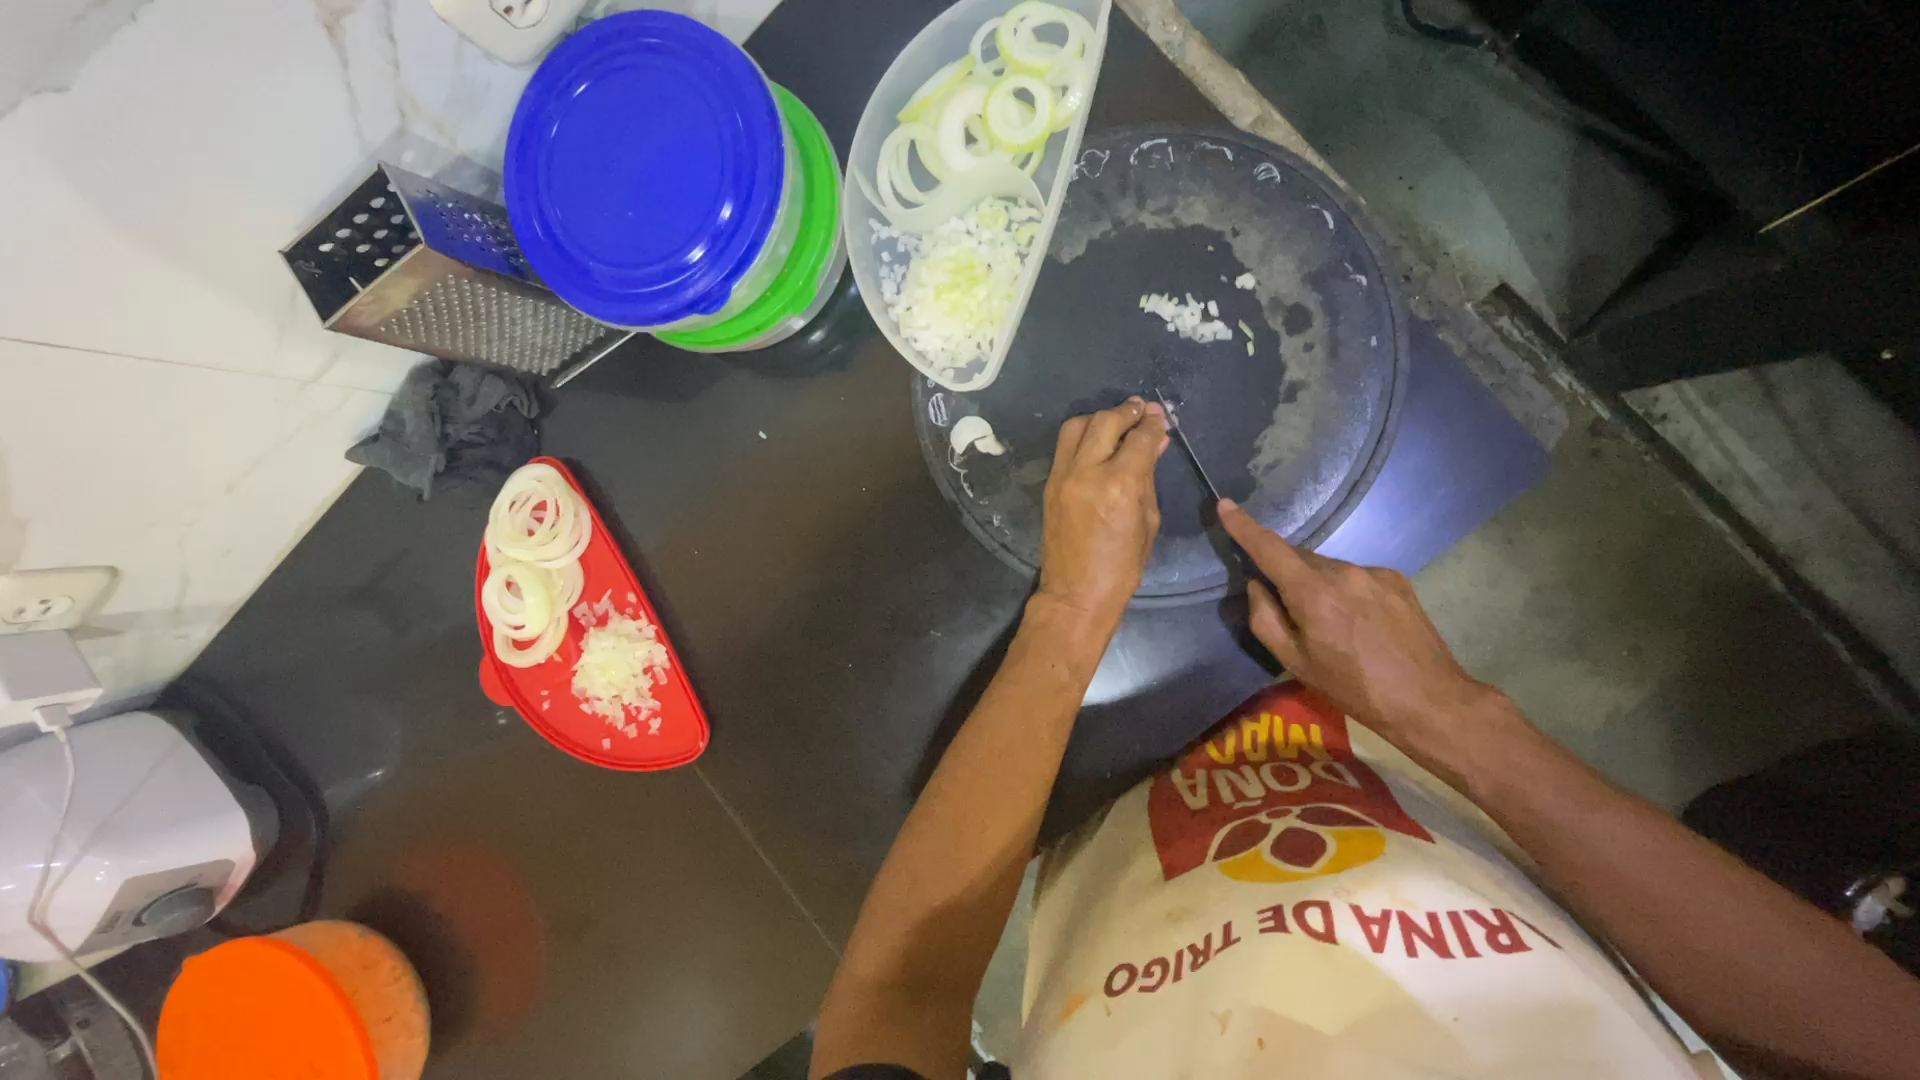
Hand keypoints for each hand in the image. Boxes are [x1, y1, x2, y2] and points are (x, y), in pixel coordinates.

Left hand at [1035, 397, 1169, 628]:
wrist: (1076, 593)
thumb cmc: (1123, 566)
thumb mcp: (1148, 521)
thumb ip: (1149, 477)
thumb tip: (1155, 444)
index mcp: (1120, 485)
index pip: (1140, 438)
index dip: (1154, 424)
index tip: (1161, 417)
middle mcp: (1087, 472)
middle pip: (1106, 421)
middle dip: (1127, 411)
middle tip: (1142, 409)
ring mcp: (1063, 476)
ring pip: (1078, 426)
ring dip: (1100, 418)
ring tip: (1118, 421)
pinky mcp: (1049, 484)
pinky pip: (1065, 447)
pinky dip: (1083, 436)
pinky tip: (1098, 441)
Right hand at [1218, 500, 1499, 746]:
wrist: (1429, 700)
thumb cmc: (1354, 688)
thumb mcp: (1295, 663)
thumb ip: (1265, 619)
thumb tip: (1257, 586)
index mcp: (1313, 594)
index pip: (1269, 549)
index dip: (1244, 526)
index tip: (1225, 504)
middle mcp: (1344, 572)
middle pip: (1298, 558)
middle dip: (1285, 573)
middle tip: (1288, 610)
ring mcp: (1374, 573)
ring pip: (1328, 568)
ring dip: (1317, 585)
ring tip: (1331, 625)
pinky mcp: (1396, 579)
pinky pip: (1355, 576)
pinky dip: (1345, 591)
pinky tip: (1360, 622)